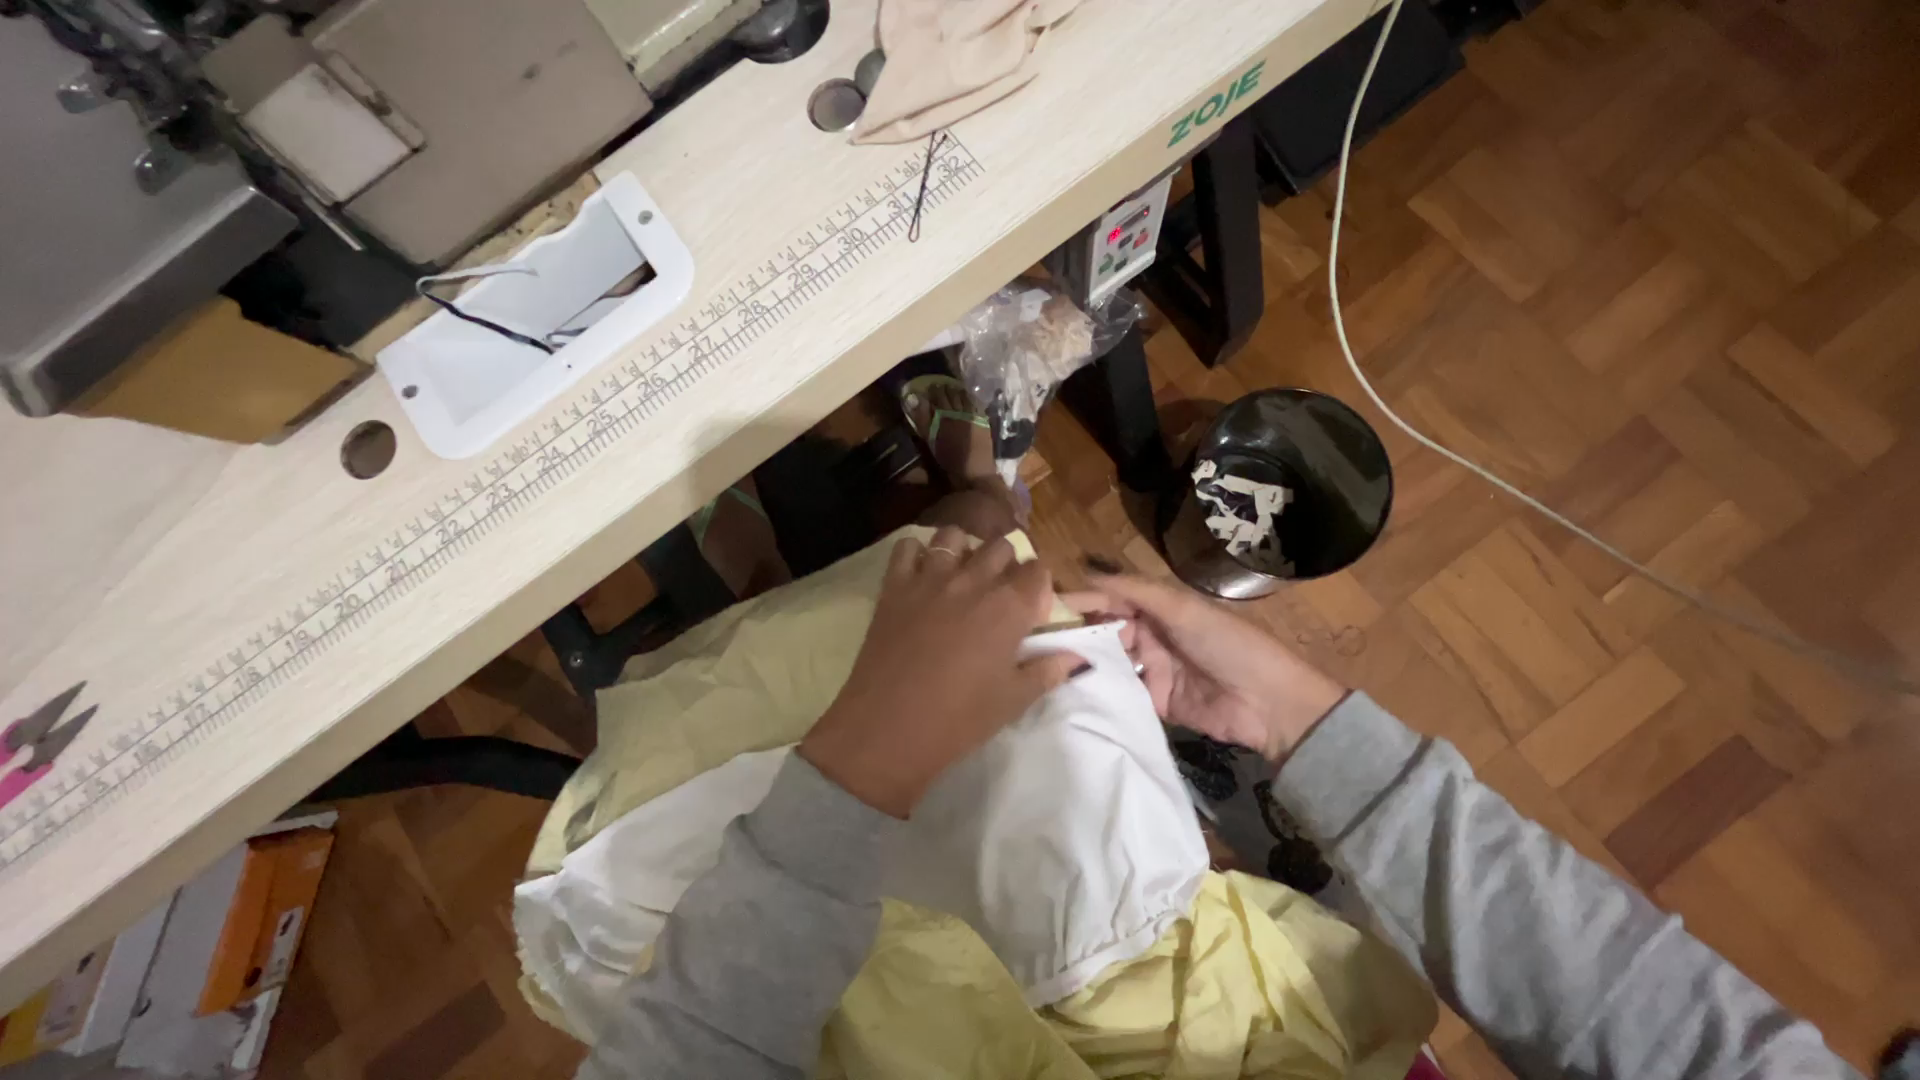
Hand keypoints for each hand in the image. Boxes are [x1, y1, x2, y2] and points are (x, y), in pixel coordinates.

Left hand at [800, 527, 1086, 817]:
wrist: (889, 727)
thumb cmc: (959, 719)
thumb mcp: (1013, 700)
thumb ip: (1047, 671)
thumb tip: (1077, 658)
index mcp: (1010, 607)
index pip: (1038, 570)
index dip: (1038, 585)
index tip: (1032, 607)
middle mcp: (974, 581)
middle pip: (1000, 546)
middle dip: (1006, 563)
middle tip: (999, 593)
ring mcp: (931, 578)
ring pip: (955, 536)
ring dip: (964, 550)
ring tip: (961, 576)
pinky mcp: (894, 585)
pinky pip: (908, 547)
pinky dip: (917, 553)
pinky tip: (921, 575)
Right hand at [1062, 575, 1345, 763]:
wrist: (1269, 703)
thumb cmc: (1228, 644)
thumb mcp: (1182, 608)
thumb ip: (1135, 592)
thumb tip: (1086, 573)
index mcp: (1160, 608)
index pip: (1112, 599)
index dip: (1082, 601)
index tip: (1045, 608)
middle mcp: (1152, 636)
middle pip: (1106, 632)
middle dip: (1078, 636)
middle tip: (1041, 645)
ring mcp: (1152, 670)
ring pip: (1110, 663)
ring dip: (1086, 665)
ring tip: (1050, 671)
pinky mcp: (1155, 703)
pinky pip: (1122, 695)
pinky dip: (1102, 694)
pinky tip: (1075, 696)